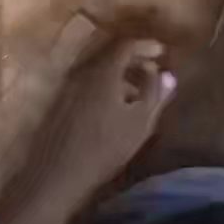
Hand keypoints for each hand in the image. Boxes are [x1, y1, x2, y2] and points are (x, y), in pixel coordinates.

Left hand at [26, 34, 177, 201]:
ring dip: (119, 74)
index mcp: (103, 72)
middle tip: (152, 70)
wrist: (54, 178)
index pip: (126, 45)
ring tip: (137, 91)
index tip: (162, 53)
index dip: (146, 46)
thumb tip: (169, 74)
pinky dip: (104, 85)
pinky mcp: (59, 103)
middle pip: (110, 54)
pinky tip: (114, 107)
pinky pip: (87, 83)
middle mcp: (82, 73)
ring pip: (98, 70)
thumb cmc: (103, 149)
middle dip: (134, 59)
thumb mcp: (139, 123)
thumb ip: (155, 95)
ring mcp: (67, 88)